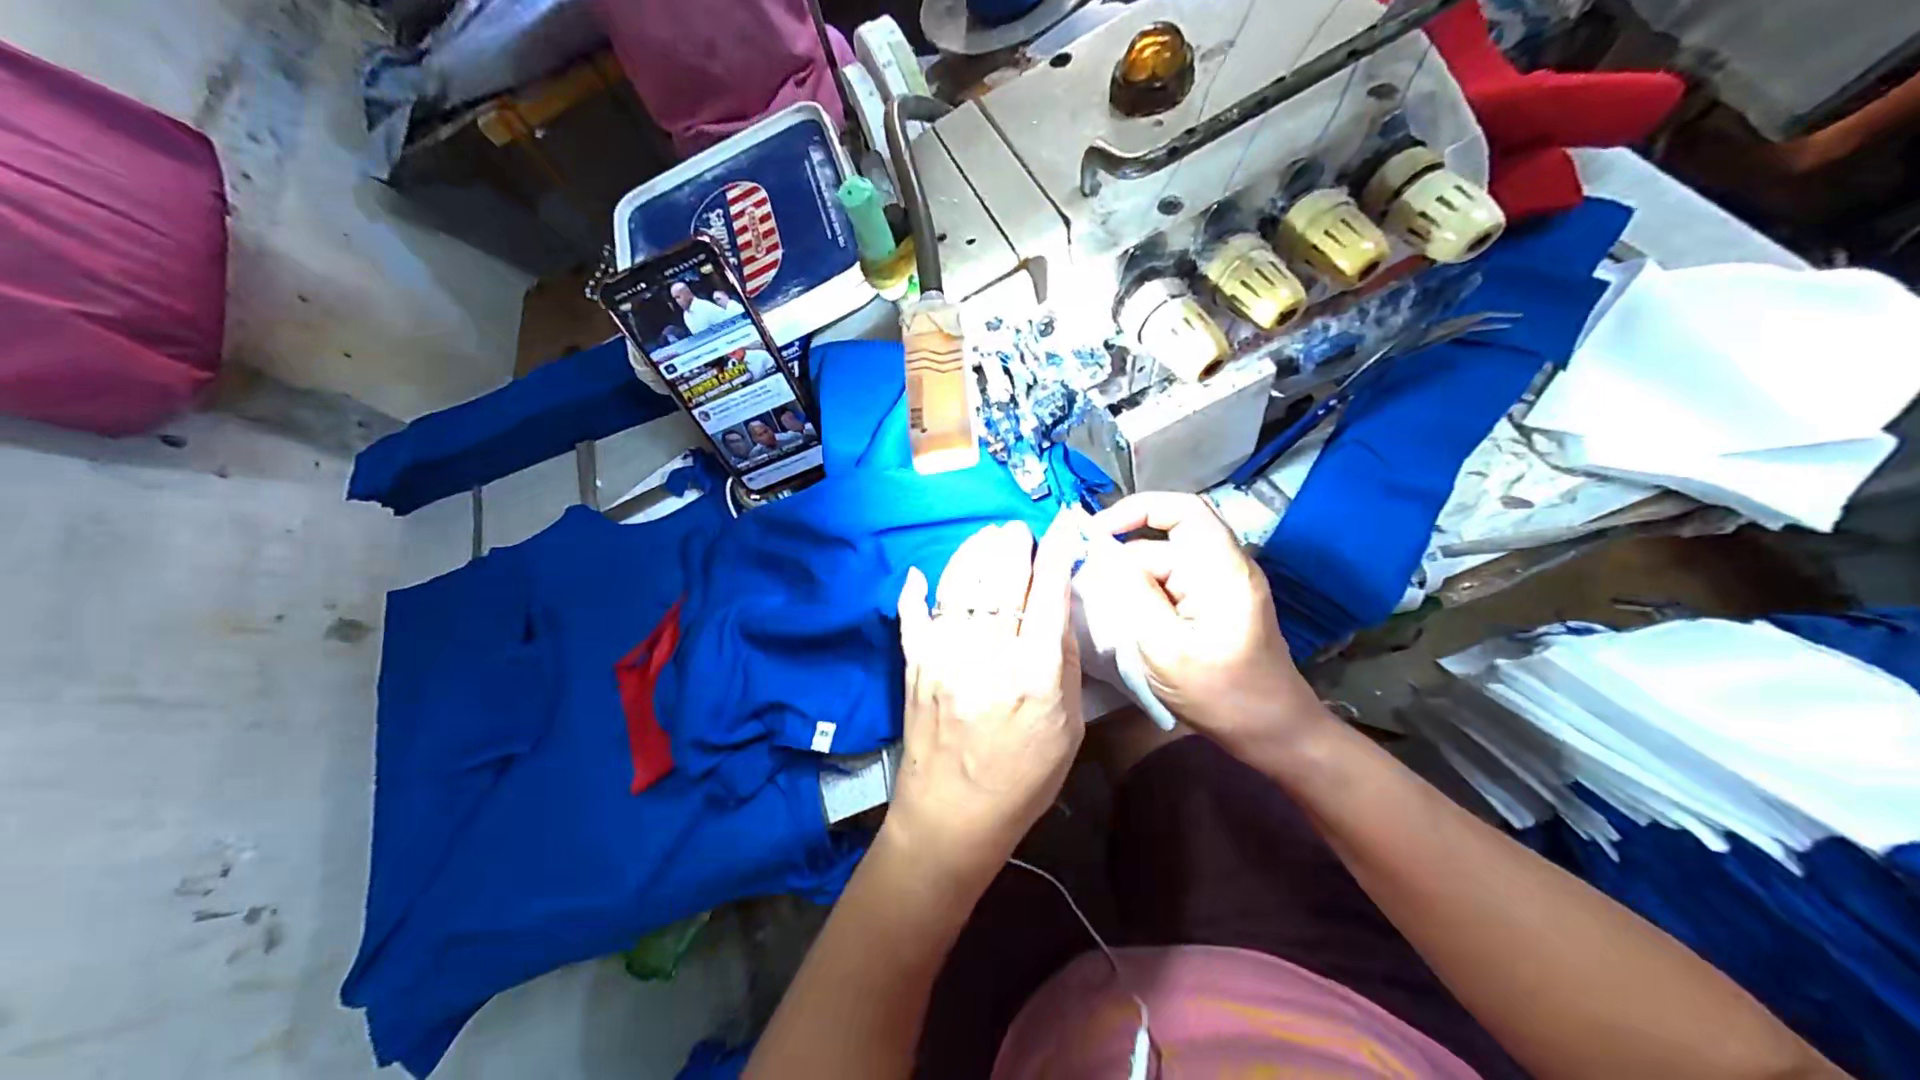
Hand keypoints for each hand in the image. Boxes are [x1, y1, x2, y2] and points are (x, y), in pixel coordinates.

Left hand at [886, 517, 1083, 878]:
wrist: (952, 818)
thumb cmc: (1022, 781)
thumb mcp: (1067, 729)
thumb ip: (1062, 666)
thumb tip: (1057, 611)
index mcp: (1033, 675)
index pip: (1048, 595)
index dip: (1056, 553)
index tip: (1060, 527)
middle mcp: (987, 657)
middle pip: (1001, 579)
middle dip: (1013, 544)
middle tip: (1019, 530)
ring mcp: (944, 658)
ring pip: (959, 585)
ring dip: (975, 552)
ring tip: (987, 537)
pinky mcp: (914, 666)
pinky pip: (913, 616)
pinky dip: (917, 590)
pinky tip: (925, 573)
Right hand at [1086, 492, 1328, 754]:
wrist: (1273, 733)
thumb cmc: (1222, 695)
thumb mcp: (1165, 647)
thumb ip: (1133, 594)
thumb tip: (1103, 555)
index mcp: (1221, 569)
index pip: (1181, 510)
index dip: (1136, 509)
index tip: (1096, 532)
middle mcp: (1223, 568)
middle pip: (1163, 542)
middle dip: (1123, 559)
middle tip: (1087, 585)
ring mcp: (1219, 588)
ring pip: (1162, 567)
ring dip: (1131, 583)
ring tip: (1101, 608)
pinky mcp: (1213, 607)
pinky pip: (1170, 588)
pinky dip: (1143, 597)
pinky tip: (1124, 620)